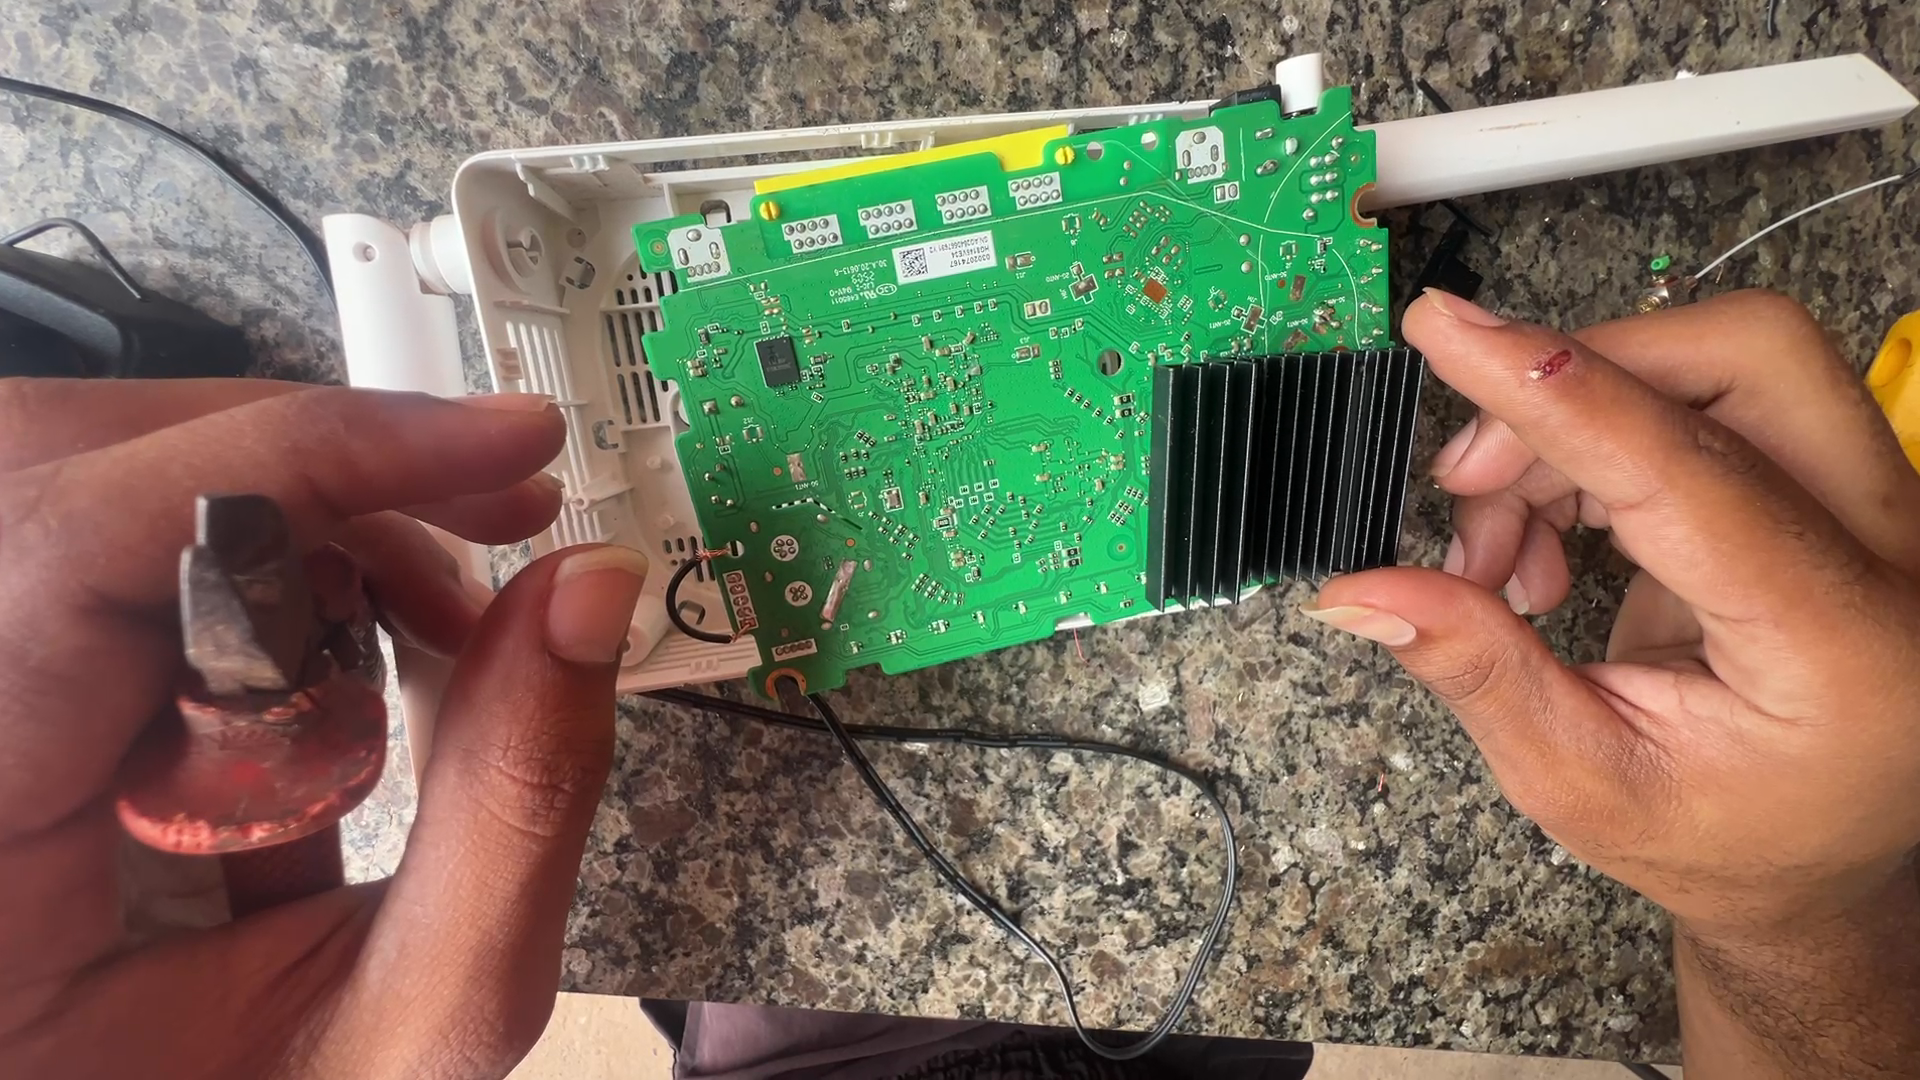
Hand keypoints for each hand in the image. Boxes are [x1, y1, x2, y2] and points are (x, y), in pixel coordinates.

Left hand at [0, 380, 646, 1078]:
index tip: (517, 441)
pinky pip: (123, 591)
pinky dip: (283, 600)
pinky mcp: (6, 725)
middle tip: (506, 520)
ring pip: (102, 519)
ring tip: (449, 633)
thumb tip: (598, 580)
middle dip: (329, 483)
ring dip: (322, 545)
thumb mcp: (425, 1018)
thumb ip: (521, 796)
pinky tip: (357, 685)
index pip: (66, 552)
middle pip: (58, 490)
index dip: (315, 456)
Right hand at [1306, 290, 1919, 1076]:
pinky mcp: (1816, 497)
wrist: (1807, 856)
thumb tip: (1353, 592)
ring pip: (1697, 375)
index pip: (1682, 468)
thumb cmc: (1704, 835)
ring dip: (1552, 444)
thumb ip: (1470, 668)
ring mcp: (1873, 513)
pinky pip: (1680, 414)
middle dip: (1570, 384)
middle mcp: (1895, 554)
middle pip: (1741, 359)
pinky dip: (1572, 459)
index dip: (1547, 389)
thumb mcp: (1569, 776)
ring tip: (1485, 559)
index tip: (1442, 328)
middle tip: (1464, 478)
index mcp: (1843, 644)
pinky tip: (1529, 548)